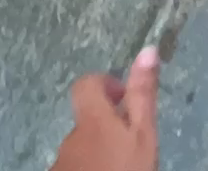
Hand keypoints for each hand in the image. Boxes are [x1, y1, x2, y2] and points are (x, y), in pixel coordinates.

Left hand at [51, 47, 159, 170]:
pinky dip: (90, 170)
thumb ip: (142, 94)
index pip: (86, 84)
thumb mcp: (144, 134)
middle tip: (133, 147)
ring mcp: (59, 167)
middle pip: (87, 121)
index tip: (124, 101)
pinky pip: (74, 170)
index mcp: (91, 121)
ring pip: (81, 149)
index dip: (106, 84)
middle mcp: (69, 140)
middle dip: (109, 127)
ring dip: (99, 152)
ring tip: (122, 168)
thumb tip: (147, 49)